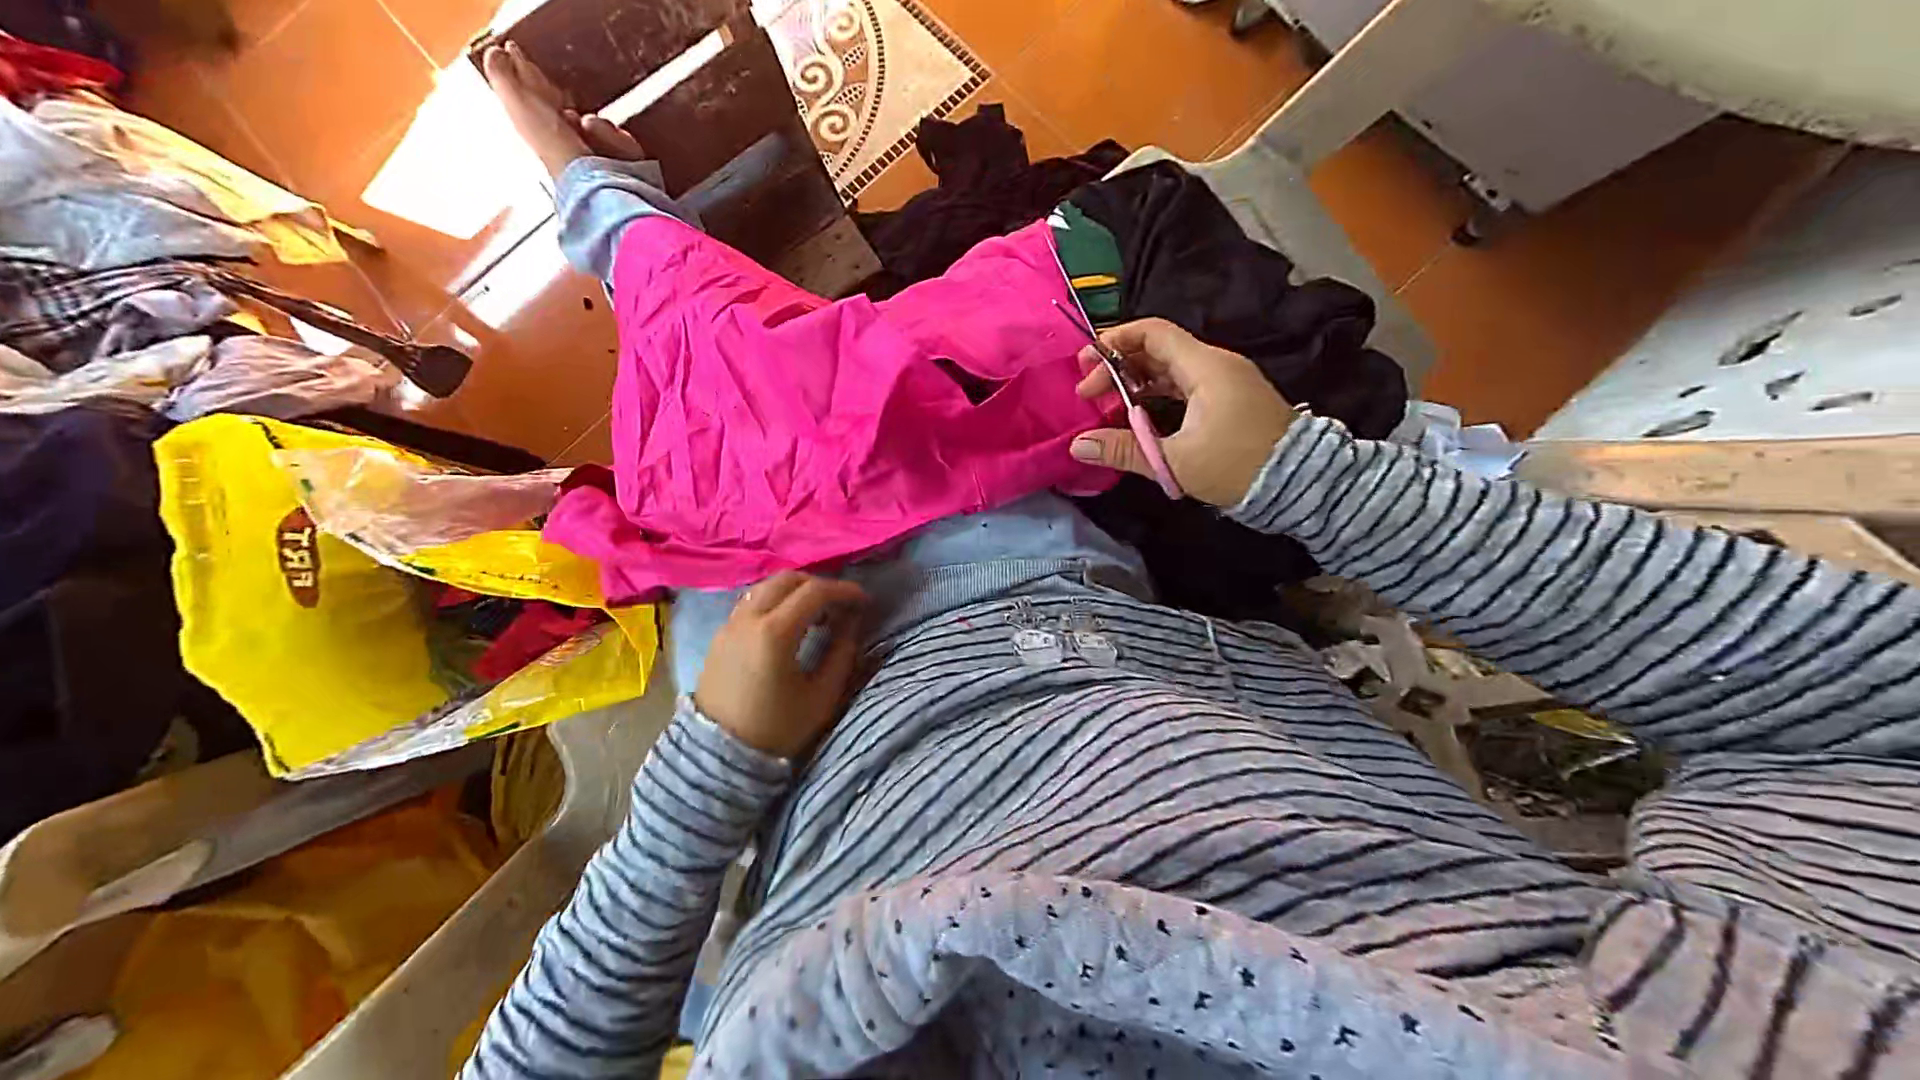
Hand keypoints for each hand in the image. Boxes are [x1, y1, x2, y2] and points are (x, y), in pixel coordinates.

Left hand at [694, 572, 868, 759]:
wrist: (718, 757)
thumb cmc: (776, 729)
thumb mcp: (821, 695)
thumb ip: (841, 652)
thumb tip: (852, 621)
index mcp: (775, 633)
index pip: (815, 592)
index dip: (845, 591)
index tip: (864, 601)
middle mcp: (749, 619)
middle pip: (788, 579)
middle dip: (819, 585)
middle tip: (840, 605)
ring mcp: (730, 624)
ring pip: (766, 587)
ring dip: (795, 590)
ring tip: (816, 614)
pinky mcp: (720, 635)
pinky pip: (751, 602)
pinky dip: (775, 601)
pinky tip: (788, 623)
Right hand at [1069, 318, 1295, 506]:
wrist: (1301, 483)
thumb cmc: (1237, 466)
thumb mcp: (1176, 461)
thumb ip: (1124, 450)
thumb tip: (1079, 445)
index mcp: (1205, 367)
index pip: (1152, 332)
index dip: (1114, 341)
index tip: (1085, 365)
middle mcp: (1216, 364)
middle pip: (1157, 349)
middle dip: (1118, 366)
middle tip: (1088, 394)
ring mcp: (1225, 381)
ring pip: (1170, 367)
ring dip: (1136, 381)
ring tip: (1108, 405)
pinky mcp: (1230, 399)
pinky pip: (1185, 384)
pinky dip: (1157, 393)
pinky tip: (1138, 414)